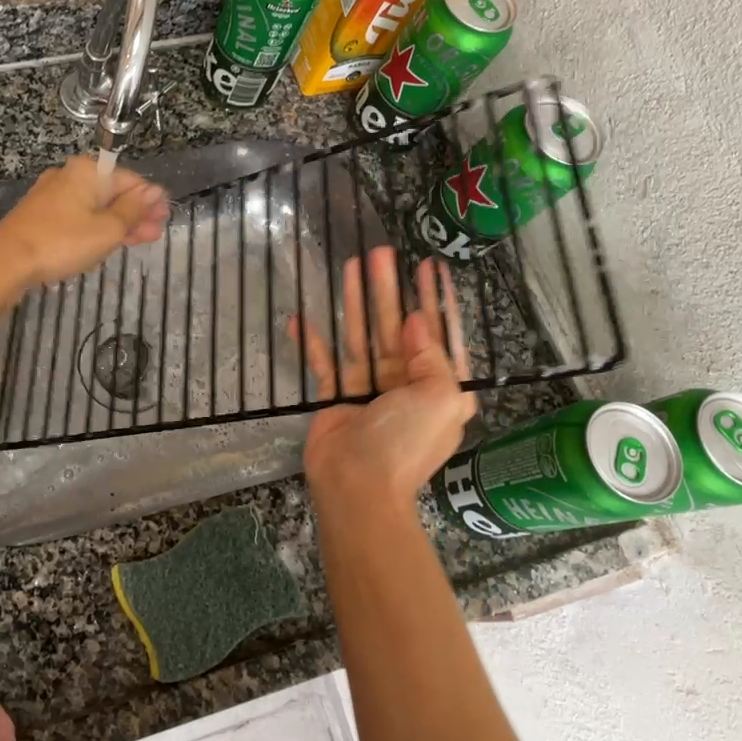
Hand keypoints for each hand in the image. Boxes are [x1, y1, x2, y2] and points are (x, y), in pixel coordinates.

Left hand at [0, 156, 169, 288]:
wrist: (6, 262)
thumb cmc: (62, 242)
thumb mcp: (107, 229)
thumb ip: (132, 210)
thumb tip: (153, 193)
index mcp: (87, 171)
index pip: (130, 179)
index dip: (150, 199)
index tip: (165, 216)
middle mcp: (69, 176)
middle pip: (112, 192)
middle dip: (136, 212)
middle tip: (156, 231)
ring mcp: (52, 196)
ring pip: (95, 206)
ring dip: (118, 222)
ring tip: (140, 240)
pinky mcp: (42, 216)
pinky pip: (78, 217)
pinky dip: (96, 227)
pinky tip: (109, 241)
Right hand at [296, 247, 475, 508]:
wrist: (358, 487)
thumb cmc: (405, 442)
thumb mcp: (438, 398)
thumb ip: (430, 355)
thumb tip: (415, 322)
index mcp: (441, 389)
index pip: (440, 334)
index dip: (433, 298)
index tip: (427, 266)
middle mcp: (408, 386)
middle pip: (397, 328)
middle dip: (389, 290)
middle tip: (379, 253)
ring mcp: (370, 392)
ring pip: (363, 337)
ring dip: (356, 304)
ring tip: (349, 266)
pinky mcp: (337, 399)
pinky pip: (326, 364)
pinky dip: (314, 343)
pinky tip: (300, 319)